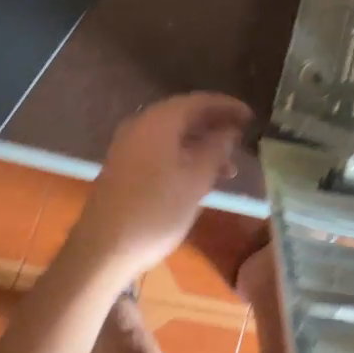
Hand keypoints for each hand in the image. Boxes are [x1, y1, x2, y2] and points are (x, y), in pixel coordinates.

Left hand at [72, 92, 253, 276]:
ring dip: (201, 145)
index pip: (200, 101)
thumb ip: (217, 149)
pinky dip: (183, 156)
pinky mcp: (122, 167)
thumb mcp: (196, 180)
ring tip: (228, 167)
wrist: (102, 251)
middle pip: (184, 115)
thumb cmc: (156, 211)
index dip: (228, 106)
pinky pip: (160, 149)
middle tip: (242, 136)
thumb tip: (229, 131)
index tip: (251, 117)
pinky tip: (199, 178)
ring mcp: (127, 146)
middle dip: (215, 125)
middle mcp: (140, 125)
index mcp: (159, 121)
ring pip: (173, 135)